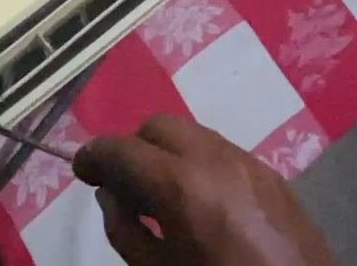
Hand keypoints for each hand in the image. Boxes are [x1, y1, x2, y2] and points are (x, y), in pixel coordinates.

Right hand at [71, 114, 333, 265]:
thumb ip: (125, 231)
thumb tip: (110, 196)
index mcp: (181, 186)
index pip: (120, 149)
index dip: (93, 155)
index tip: (82, 170)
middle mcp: (214, 159)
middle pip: (156, 126)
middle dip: (134, 148)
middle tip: (126, 184)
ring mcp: (249, 163)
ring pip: (191, 132)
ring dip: (167, 152)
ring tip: (165, 192)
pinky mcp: (275, 176)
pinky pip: (223, 151)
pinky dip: (200, 162)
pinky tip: (204, 200)